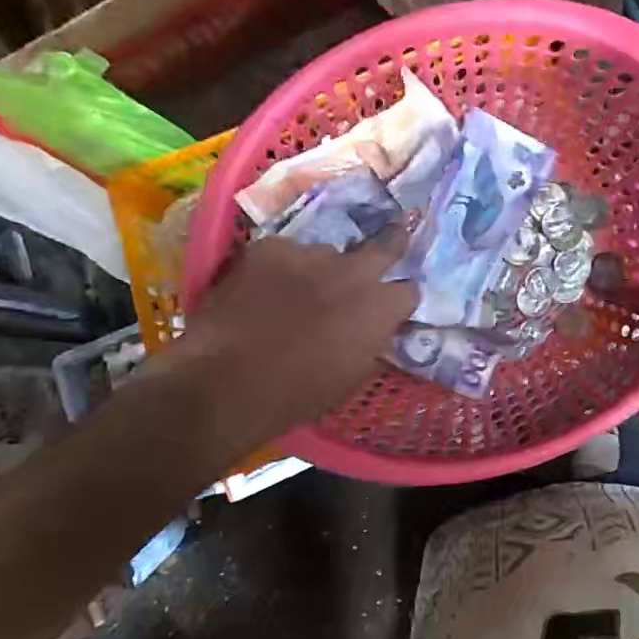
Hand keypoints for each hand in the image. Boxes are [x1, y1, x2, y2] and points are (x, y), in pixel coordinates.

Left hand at [154, 228, 417, 440]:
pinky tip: (262, 289)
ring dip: (320, 269)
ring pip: (326, 253)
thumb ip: (371, 342)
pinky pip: (284, 252)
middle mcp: (355, 272)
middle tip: (388, 247)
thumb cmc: (300, 393)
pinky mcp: (269, 247)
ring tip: (296, 291)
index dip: (398, 300)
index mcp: (380, 307)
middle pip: (386, 245)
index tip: (390, 307)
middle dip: (390, 246)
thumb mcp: (353, 375)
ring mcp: (311, 253)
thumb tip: (373, 330)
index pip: (409, 290)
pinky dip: (279, 267)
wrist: (230, 380)